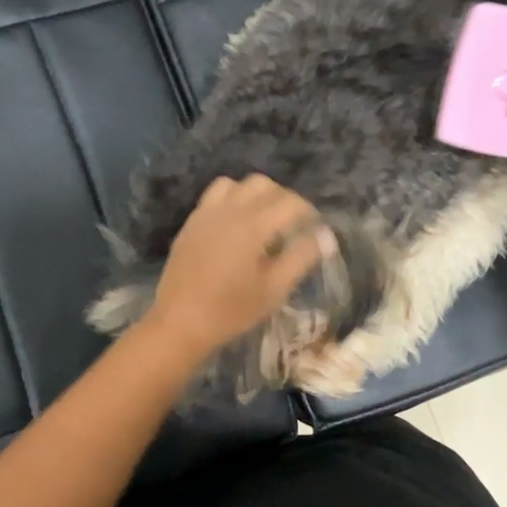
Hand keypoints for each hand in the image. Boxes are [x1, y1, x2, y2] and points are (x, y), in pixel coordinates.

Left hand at [143, 175, 335, 356]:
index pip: (290, 202)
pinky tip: (236, 226)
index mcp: (252, 226)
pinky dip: (231, 200)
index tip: (315, 228)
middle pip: (263, 184)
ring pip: (236, 184)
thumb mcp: (274, 290)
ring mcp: (205, 214)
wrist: (179, 322)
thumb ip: (301, 258)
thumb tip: (326, 235)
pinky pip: (214, 196)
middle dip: (284, 198)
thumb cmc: (231, 311)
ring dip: (255, 194)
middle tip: (292, 224)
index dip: (308, 212)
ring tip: (263, 220)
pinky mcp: (190, 223)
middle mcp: (228, 211)